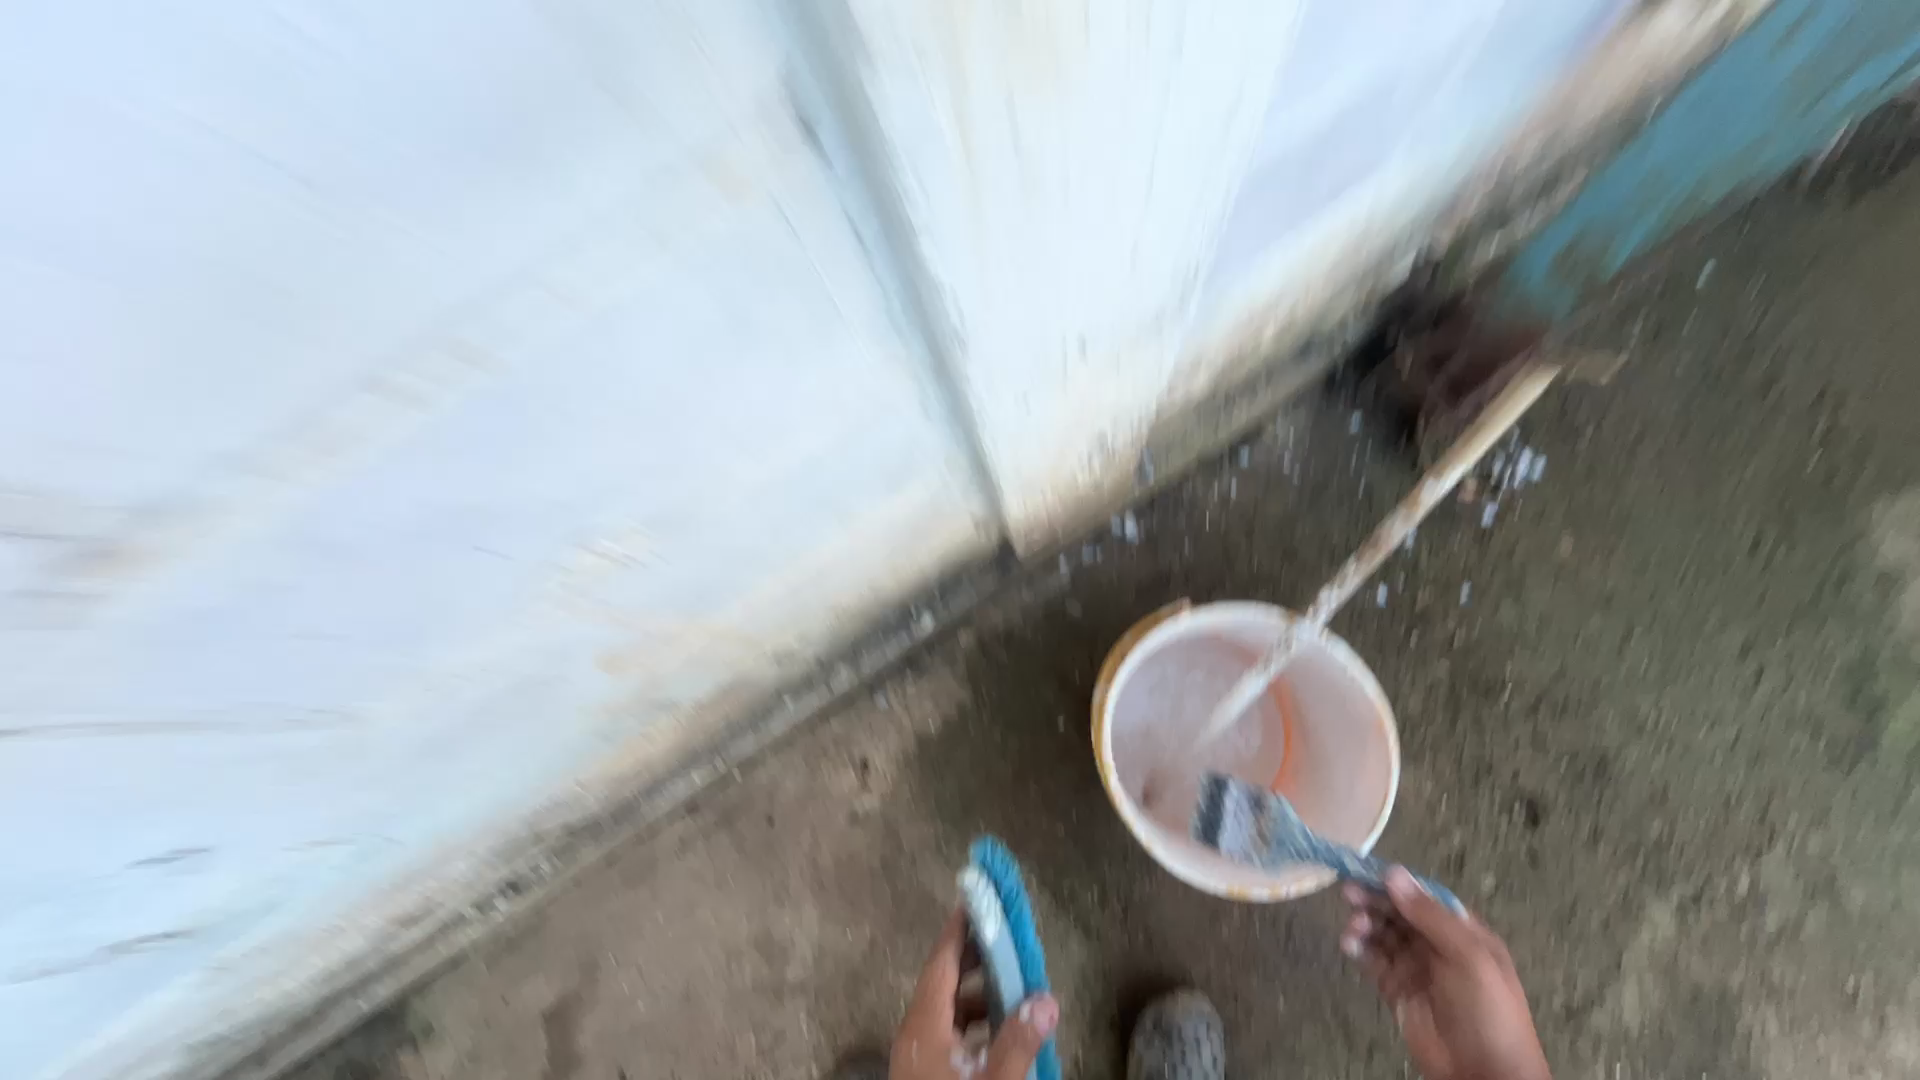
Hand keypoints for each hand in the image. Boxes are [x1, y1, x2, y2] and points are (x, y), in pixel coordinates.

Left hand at [891, 909, 1058, 1079]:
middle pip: (944, 980)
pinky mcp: (926, 1072)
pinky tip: (1001, 1028)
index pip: (940, 962)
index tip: (975, 898)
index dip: (958, 929)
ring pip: (948, 1009)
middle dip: (974, 957)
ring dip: (979, 992)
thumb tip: (1048, 998)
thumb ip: (1018, 1040)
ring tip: (1014, 983)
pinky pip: (950, 1032)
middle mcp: (915, 1031)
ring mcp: (918, 1054)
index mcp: (923, 1023)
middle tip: (1005, 935)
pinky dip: (975, 1021)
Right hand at [1341, 867, 1550, 1079]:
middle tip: (1348, 893)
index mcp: (1463, 933)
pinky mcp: (1396, 988)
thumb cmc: (1486, 1010)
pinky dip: (1358, 947)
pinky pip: (1372, 959)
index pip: (1424, 898)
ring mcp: (1416, 967)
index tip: (1366, 871)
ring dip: (1365, 923)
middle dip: (1374, 900)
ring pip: (1382, 933)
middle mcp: (1437, 945)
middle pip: (1399, 912)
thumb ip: (1429, 915)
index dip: (1396, 883)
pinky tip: (1349, 944)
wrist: (1484, 1074)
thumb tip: (1392, 872)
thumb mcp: (1468, 957)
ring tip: (1354, 928)